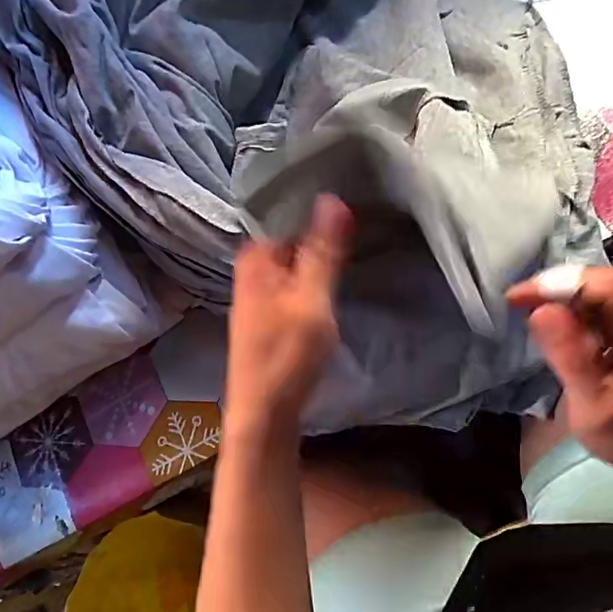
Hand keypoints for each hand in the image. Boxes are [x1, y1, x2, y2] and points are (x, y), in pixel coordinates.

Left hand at [224, 195, 352, 432]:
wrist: (263, 415)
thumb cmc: (286, 358)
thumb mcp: (312, 300)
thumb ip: (323, 252)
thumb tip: (333, 198)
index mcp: (254, 259)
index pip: (285, 212)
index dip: (317, 205)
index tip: (353, 196)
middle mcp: (250, 271)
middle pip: (291, 237)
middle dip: (321, 231)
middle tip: (362, 219)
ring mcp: (257, 295)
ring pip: (294, 262)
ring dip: (319, 256)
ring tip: (355, 242)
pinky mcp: (267, 316)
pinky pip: (294, 283)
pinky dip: (312, 279)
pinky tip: (333, 280)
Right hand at [506, 267, 612, 490]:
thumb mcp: (595, 408)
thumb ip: (571, 359)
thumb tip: (541, 312)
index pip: (612, 289)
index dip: (562, 285)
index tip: (518, 298)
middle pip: (606, 285)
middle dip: (558, 289)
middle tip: (516, 303)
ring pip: (600, 291)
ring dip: (561, 298)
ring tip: (527, 312)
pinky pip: (600, 304)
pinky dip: (570, 309)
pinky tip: (551, 324)